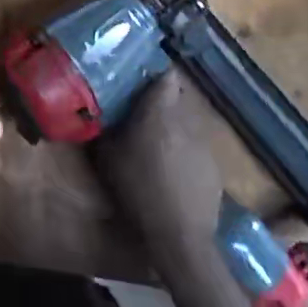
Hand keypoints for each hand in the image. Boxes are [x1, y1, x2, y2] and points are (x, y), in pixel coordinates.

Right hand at [94, 70, 242, 306]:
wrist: (180, 238)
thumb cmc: (138, 189)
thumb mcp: (108, 158)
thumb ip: (103, 129)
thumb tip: (93, 111)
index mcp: (160, 110)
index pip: (167, 72)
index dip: (155, 69)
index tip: (139, 71)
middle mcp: (186, 119)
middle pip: (176, 97)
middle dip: (160, 99)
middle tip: (139, 108)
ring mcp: (204, 144)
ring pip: (186, 123)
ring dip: (172, 126)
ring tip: (154, 141)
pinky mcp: (214, 168)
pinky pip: (195, 148)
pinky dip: (183, 151)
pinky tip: (171, 170)